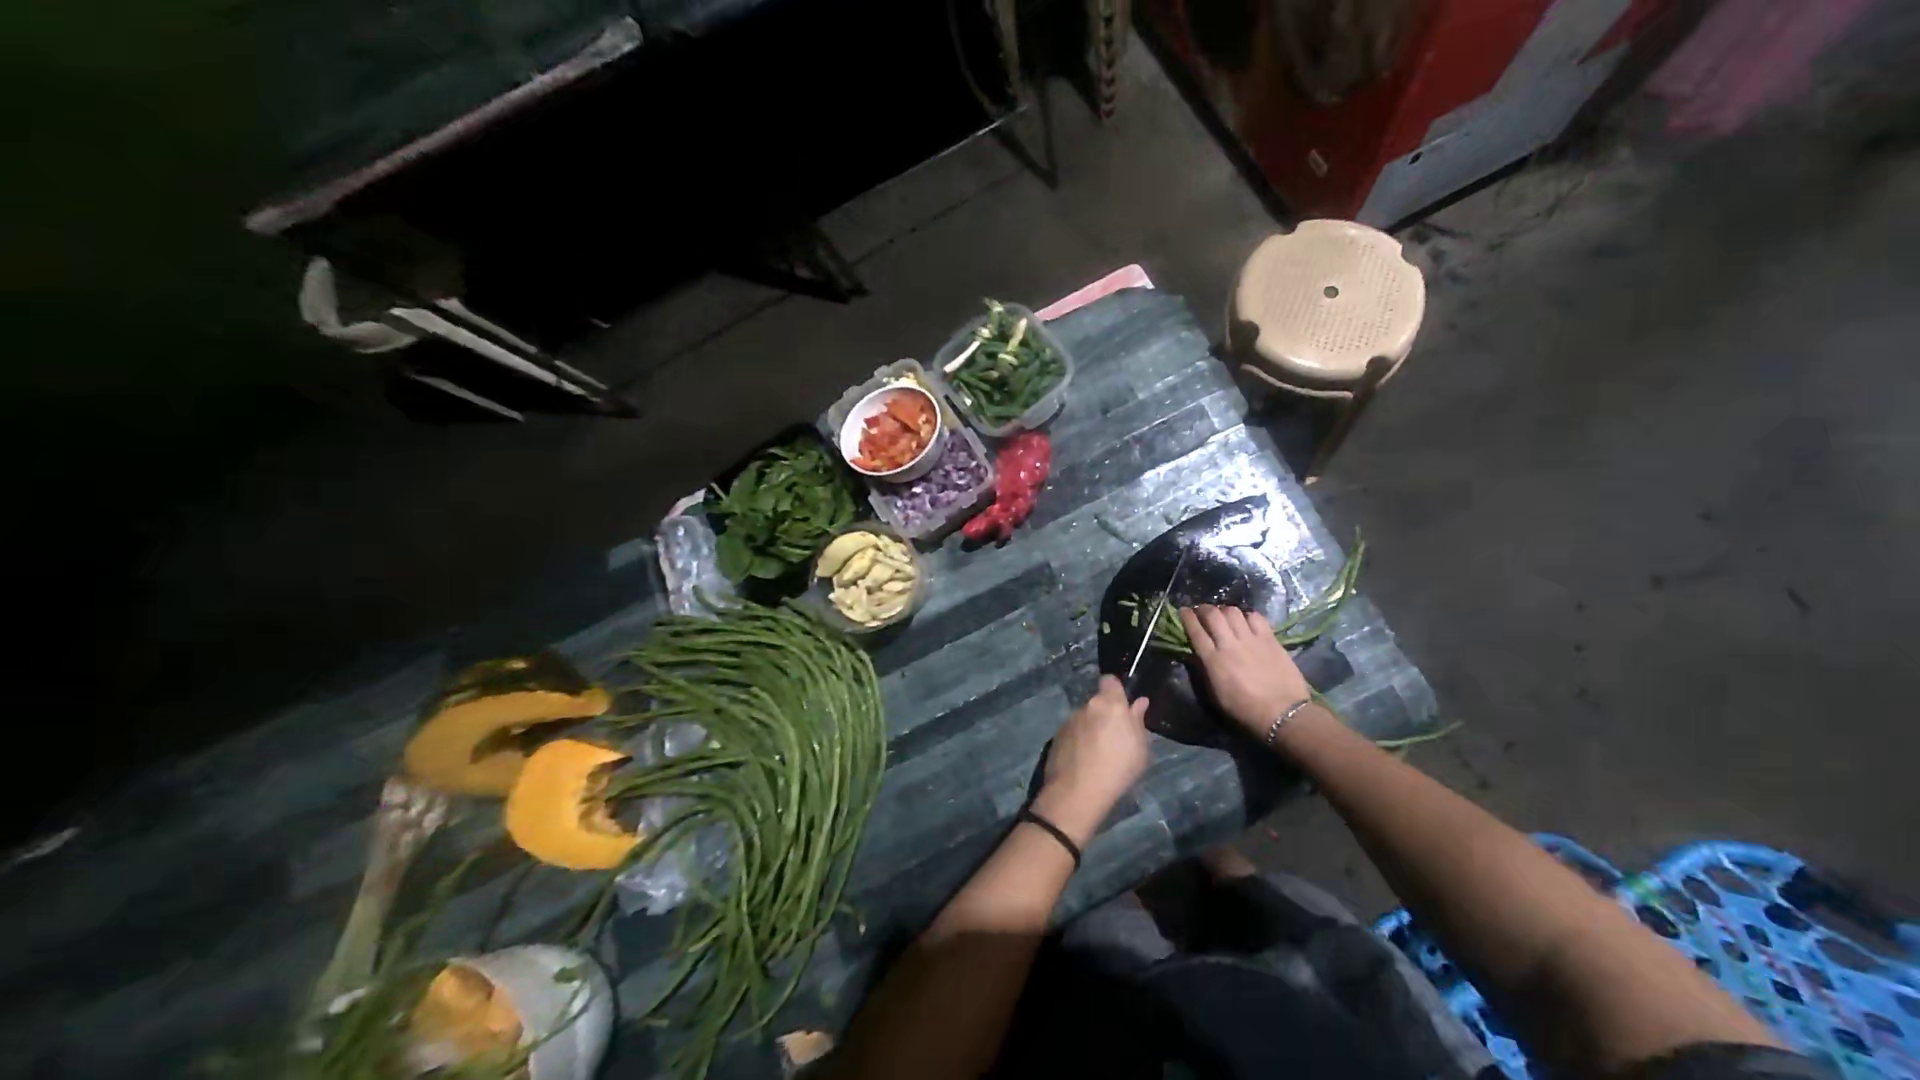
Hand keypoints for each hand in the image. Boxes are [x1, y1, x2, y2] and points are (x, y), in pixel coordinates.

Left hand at [1032, 676, 1149, 845]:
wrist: (1078, 792)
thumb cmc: (1118, 768)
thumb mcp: (1140, 748)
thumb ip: (1137, 721)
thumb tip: (1139, 702)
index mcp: (1110, 703)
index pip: (1110, 680)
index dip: (1115, 689)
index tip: (1122, 705)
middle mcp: (1087, 706)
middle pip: (1098, 703)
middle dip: (1105, 715)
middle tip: (1114, 737)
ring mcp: (1069, 720)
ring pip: (1084, 719)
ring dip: (1091, 729)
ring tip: (1098, 754)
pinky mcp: (1057, 736)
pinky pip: (1073, 733)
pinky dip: (1078, 741)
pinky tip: (1083, 761)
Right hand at [1179, 605, 1311, 738]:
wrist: (1282, 713)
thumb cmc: (1244, 709)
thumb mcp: (1215, 695)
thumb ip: (1204, 671)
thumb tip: (1194, 654)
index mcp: (1213, 660)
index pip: (1195, 630)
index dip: (1187, 617)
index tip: (1183, 611)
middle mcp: (1229, 644)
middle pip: (1212, 615)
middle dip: (1204, 609)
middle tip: (1202, 611)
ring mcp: (1251, 639)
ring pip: (1233, 611)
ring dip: (1224, 610)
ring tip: (1224, 615)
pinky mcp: (1270, 639)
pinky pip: (1256, 617)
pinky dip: (1247, 615)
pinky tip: (1247, 621)